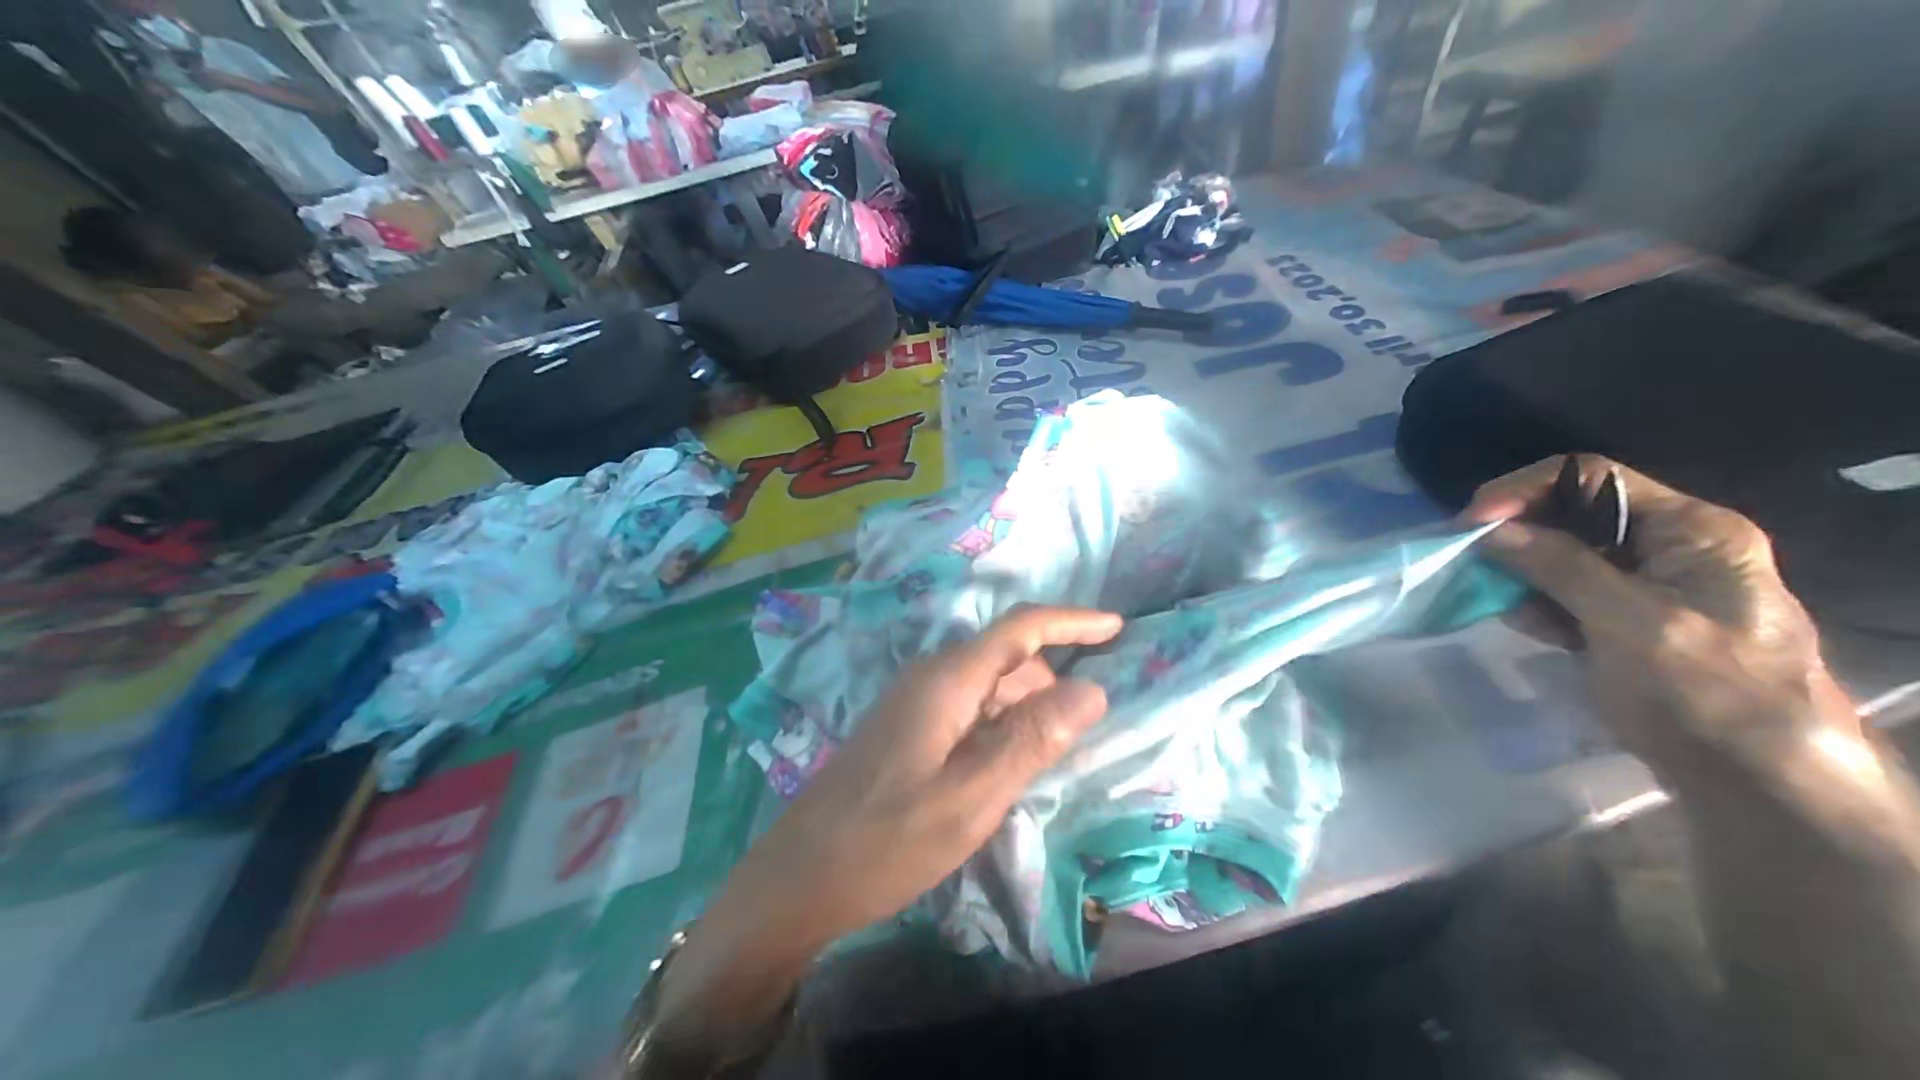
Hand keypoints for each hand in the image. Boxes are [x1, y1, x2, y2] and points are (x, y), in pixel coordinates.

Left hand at [651, 606, 1121, 1063]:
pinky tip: (1012, 763)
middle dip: (1054, 677)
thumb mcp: (971, 797)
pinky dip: (1002, 726)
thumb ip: (1031, 740)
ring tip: (1061, 747)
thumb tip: (1092, 688)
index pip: (1019, 629)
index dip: (1071, 621)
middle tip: (1095, 720)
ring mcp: (914, 706)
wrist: (799, 878)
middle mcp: (930, 680)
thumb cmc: (886, 840)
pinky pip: (969, 712)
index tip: (1118, 628)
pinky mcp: (907, 733)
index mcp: (946, 681)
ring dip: (1028, 706)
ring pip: (989, 687)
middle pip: (1007, 658)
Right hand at [1462, 456, 1901, 826]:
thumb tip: (1492, 533)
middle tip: (1471, 564)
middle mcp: (1670, 547)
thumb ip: (1561, 569)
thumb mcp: (1631, 623)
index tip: (1473, 526)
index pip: (1591, 478)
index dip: (1525, 492)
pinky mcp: (1626, 621)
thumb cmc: (1708, 693)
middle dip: (1516, 536)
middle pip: (1570, 516)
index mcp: (1692, 532)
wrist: (1759, 784)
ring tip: (1503, 607)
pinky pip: (1565, 594)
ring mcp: (1649, 586)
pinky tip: (1529, 628)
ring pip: (1560, 557)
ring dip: (1521, 575)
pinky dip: (1536, 604)